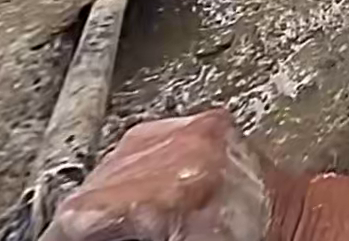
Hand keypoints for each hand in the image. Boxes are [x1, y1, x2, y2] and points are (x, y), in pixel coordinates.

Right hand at [41, 110, 297, 240]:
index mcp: (178, 186)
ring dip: (108, 188)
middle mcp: (189, 146)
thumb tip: (84, 231)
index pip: (84, 207)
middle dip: (87, 212)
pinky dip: (135, 164)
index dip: (67, 231)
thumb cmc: (235, 237)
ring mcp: (200, 126)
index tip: (65, 238)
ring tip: (111, 218)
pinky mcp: (208, 119)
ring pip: (119, 155)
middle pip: (98, 180)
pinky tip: (137, 190)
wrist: (283, 216)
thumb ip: (120, 232)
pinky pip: (148, 137)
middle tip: (90, 234)